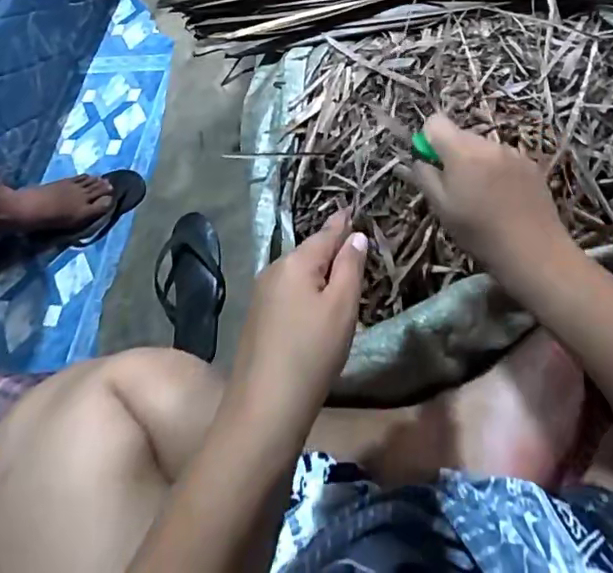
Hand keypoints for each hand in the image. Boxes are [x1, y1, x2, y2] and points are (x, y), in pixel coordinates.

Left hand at [228, 211, 367, 436]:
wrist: (265, 404)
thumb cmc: (312, 351)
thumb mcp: (341, 307)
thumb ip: (350, 268)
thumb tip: (355, 236)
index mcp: (295, 262)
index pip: (325, 234)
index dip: (341, 224)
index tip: (351, 209)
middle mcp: (274, 270)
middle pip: (308, 252)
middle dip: (329, 249)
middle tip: (353, 245)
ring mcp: (261, 294)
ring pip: (297, 273)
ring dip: (317, 272)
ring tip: (338, 273)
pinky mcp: (257, 318)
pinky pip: (287, 292)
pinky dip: (304, 291)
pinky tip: (313, 305)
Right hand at [410, 113, 573, 283]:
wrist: (534, 251)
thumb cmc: (479, 232)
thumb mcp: (441, 207)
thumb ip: (425, 176)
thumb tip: (421, 160)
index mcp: (461, 151)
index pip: (435, 122)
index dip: (429, 139)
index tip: (433, 165)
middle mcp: (488, 144)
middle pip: (461, 134)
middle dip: (454, 153)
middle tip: (457, 187)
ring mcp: (512, 152)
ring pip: (483, 147)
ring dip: (477, 162)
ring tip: (483, 195)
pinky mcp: (531, 165)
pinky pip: (503, 158)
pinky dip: (497, 170)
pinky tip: (505, 198)